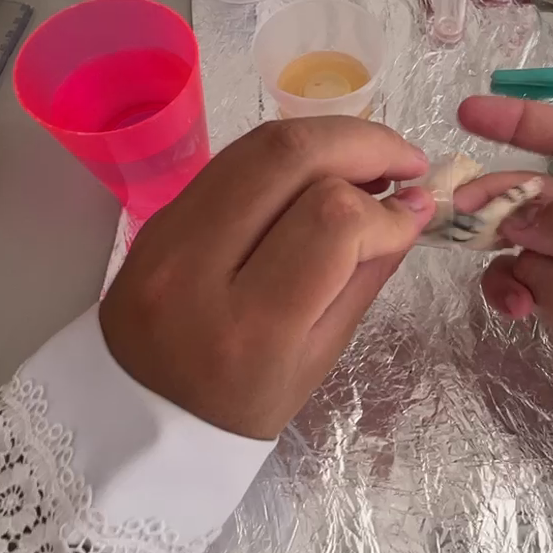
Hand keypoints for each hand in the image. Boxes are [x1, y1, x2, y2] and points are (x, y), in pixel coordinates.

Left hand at [101, 118, 434, 439]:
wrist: (139, 414)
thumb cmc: (242, 404)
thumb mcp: (321, 356)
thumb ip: (368, 272)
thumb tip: (412, 206)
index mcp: (247, 324)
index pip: (330, 222)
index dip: (384, 211)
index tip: (411, 216)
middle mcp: (196, 263)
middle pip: (289, 155)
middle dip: (364, 143)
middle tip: (406, 160)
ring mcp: (168, 230)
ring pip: (260, 142)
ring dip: (330, 137)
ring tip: (372, 160)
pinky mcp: (160, 213)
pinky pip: (236, 159)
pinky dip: (292, 153)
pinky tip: (324, 168)